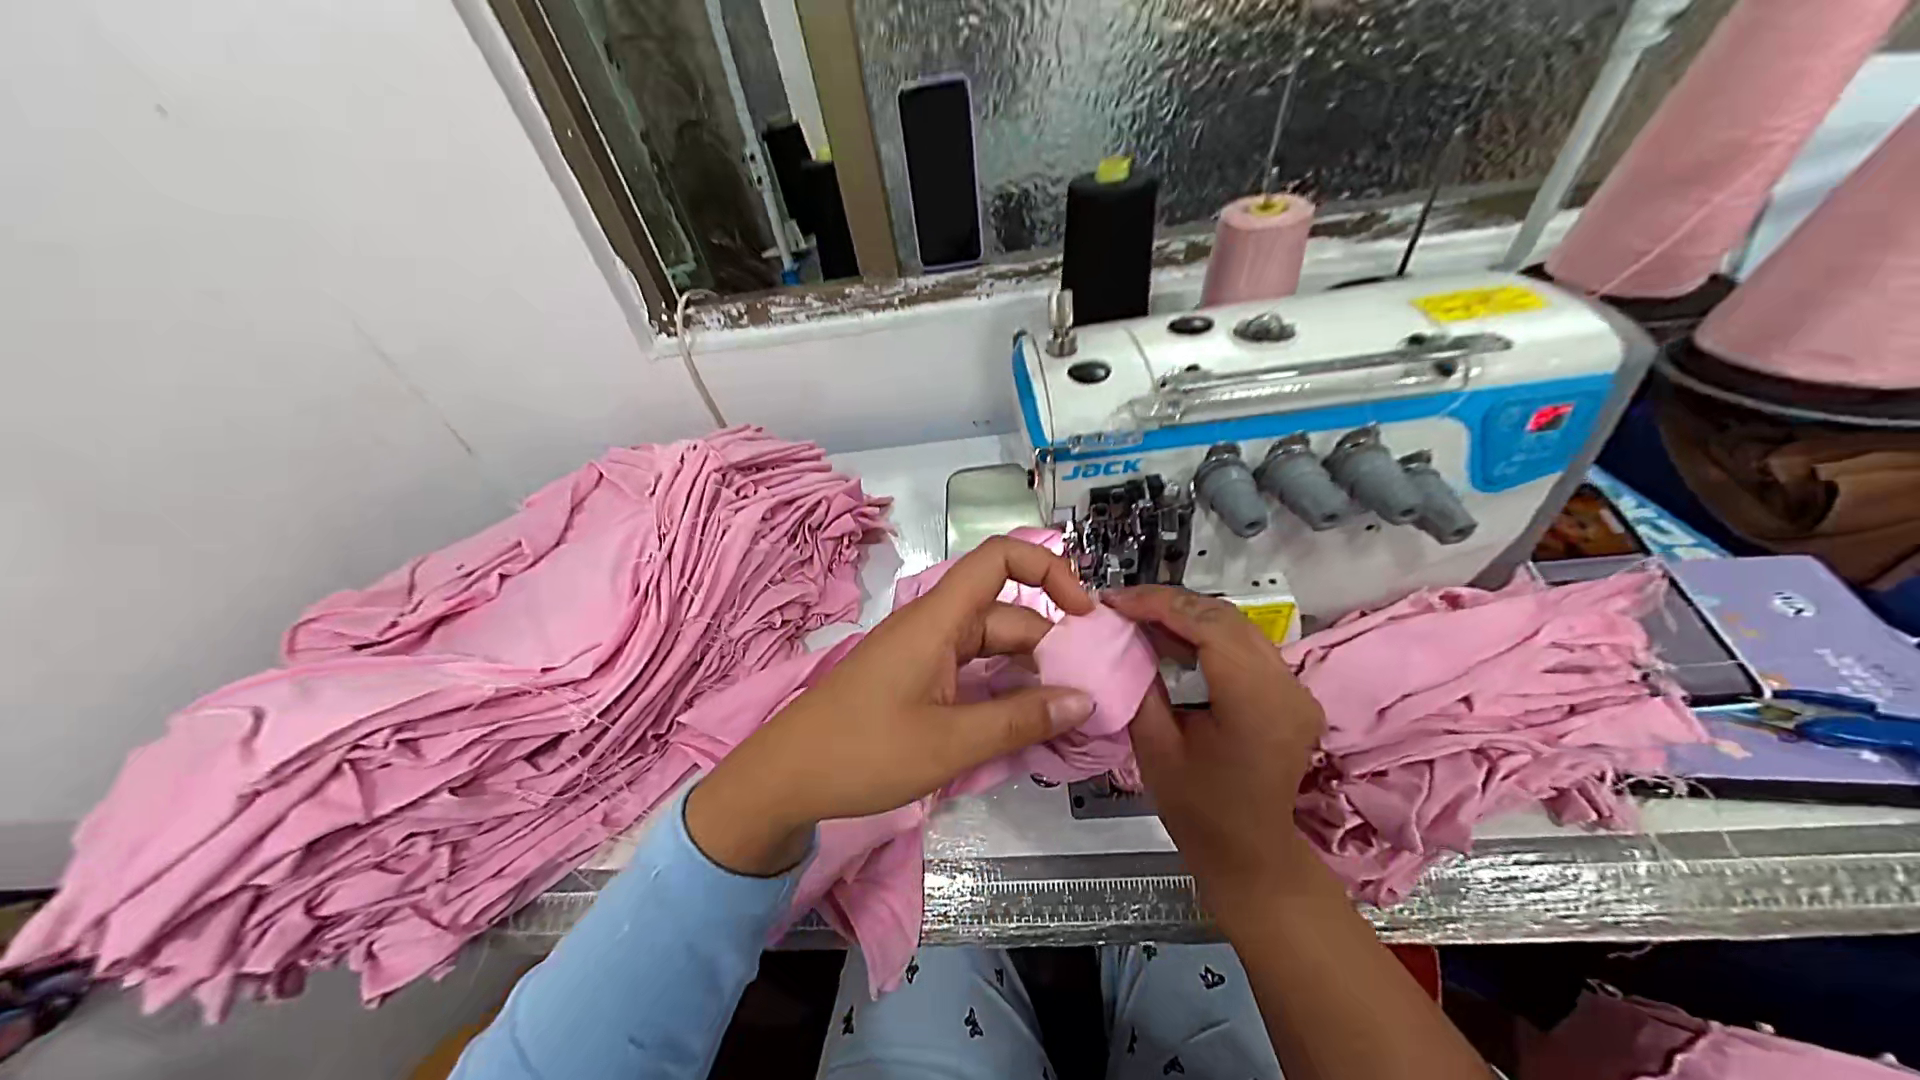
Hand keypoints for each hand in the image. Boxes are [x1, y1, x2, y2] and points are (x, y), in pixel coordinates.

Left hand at [686, 537, 1098, 874]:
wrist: (783, 779)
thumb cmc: (862, 753)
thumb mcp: (950, 743)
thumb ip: (1020, 720)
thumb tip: (1083, 700)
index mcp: (938, 619)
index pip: (999, 559)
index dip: (1048, 569)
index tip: (1083, 613)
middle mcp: (934, 626)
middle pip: (1005, 614)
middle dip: (1049, 647)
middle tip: (1087, 695)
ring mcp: (923, 654)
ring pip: (991, 649)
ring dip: (1028, 677)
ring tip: (1065, 716)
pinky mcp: (916, 680)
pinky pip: (971, 673)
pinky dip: (1001, 693)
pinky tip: (1023, 724)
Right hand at [1104, 586, 1325, 923]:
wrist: (1250, 853)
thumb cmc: (1198, 809)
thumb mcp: (1156, 746)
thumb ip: (1142, 684)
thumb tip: (1127, 638)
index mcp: (1256, 701)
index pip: (1208, 626)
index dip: (1158, 604)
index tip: (1115, 601)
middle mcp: (1287, 686)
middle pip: (1225, 618)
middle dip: (1169, 603)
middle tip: (1122, 605)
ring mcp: (1295, 687)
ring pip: (1237, 625)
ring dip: (1187, 615)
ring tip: (1140, 616)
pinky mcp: (1290, 691)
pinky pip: (1244, 645)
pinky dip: (1206, 634)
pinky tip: (1173, 638)